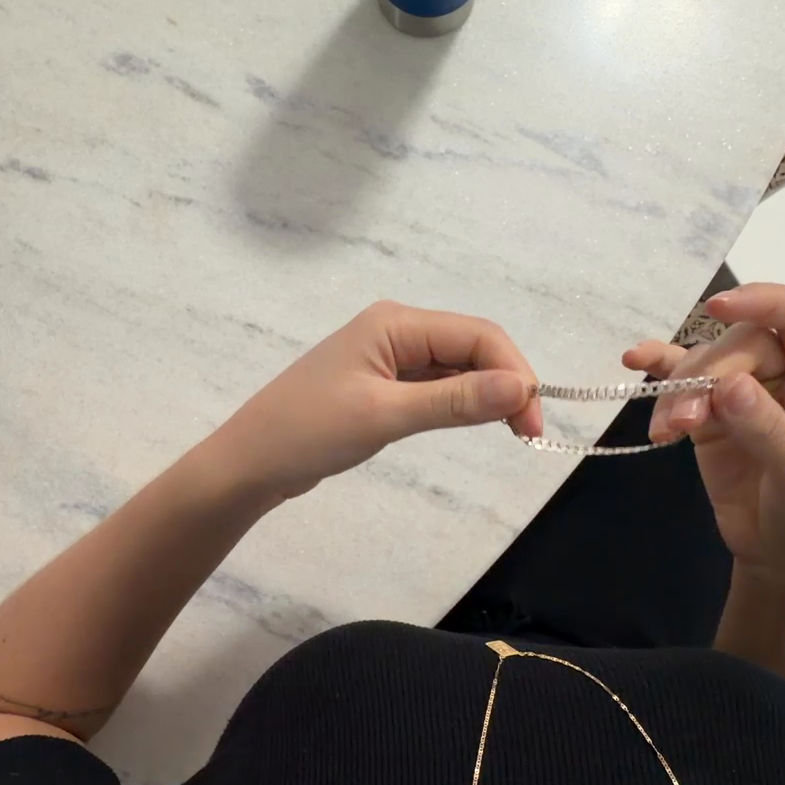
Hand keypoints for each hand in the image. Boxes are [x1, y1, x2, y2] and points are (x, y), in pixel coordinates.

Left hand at [211, 301, 543, 501]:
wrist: (251, 462)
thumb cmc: (309, 432)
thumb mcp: (384, 416)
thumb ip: (453, 402)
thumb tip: (521, 387)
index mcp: (395, 323)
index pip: (477, 336)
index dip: (514, 374)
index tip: (532, 424)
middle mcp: (396, 331)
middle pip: (470, 348)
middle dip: (505, 384)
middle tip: (527, 435)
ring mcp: (388, 358)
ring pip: (454, 369)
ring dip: (484, 395)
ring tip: (509, 432)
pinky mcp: (382, 385)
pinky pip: (434, 386)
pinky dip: (458, 403)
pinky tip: (473, 423)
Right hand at [622, 284, 784, 595]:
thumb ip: (767, 429)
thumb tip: (728, 386)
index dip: (764, 302)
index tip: (719, 307)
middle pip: (741, 344)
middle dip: (707, 375)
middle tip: (685, 422)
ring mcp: (747, 397)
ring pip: (705, 365)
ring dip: (678, 391)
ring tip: (665, 433)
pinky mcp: (712, 420)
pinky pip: (683, 386)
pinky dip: (660, 379)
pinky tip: (636, 364)